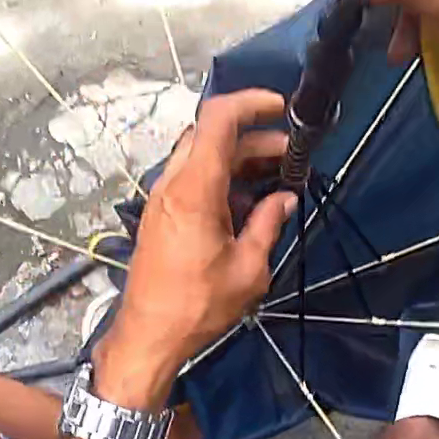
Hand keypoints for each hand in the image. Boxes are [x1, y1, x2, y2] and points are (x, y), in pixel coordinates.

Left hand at [93, 90, 296, 408]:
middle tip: (290, 160)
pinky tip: (247, 207)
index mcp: (194, 191)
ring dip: (238, 162)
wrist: (149, 335)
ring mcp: (162, 200)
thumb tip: (286, 200)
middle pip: (212, 137)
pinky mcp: (160, 217)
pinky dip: (221, 182)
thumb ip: (269, 225)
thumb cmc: (197, 307)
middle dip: (254, 139)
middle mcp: (172, 186)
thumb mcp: (248, 270)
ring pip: (201, 158)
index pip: (218, 119)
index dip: (252, 103)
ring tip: (275, 183)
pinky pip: (192, 182)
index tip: (282, 109)